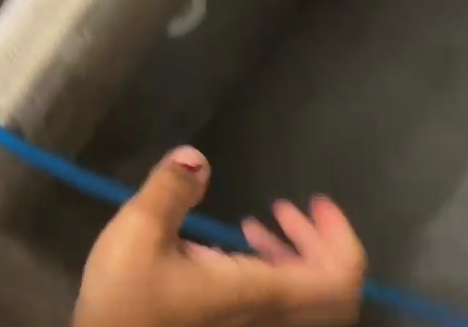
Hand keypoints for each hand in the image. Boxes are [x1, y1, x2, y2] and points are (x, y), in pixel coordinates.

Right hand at [74, 147, 365, 326]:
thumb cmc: (128, 289)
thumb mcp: (139, 230)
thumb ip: (170, 192)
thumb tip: (196, 157)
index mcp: (259, 291)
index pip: (336, 277)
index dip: (339, 237)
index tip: (315, 200)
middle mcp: (269, 312)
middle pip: (330, 290)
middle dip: (319, 244)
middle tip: (285, 206)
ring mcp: (252, 321)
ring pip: (304, 297)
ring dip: (295, 256)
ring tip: (255, 222)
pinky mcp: (230, 321)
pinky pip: (278, 300)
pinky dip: (271, 269)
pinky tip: (225, 249)